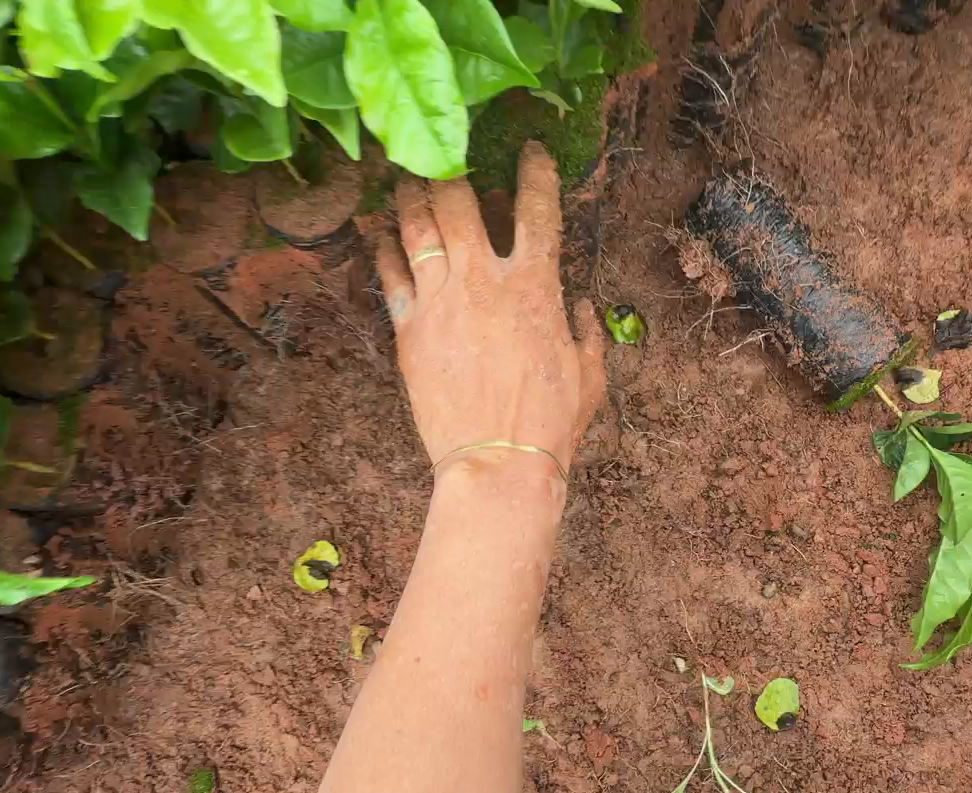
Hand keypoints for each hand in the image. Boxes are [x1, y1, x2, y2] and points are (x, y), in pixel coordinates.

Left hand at [374, 142, 605, 475]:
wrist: (498, 462)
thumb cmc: (550, 423)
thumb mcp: (589, 375)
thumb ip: (587, 333)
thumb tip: (584, 307)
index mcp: (535, 284)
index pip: (537, 207)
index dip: (535, 171)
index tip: (530, 151)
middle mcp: (482, 279)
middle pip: (458, 200)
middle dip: (451, 171)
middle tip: (444, 161)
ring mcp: (439, 301)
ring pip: (416, 227)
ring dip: (411, 196)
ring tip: (407, 181)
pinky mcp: (408, 330)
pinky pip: (390, 275)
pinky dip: (385, 249)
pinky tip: (382, 236)